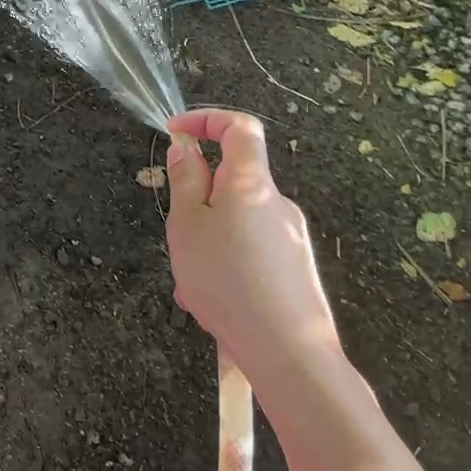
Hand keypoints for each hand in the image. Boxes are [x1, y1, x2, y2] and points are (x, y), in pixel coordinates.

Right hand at [165, 109, 340, 382]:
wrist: (288, 351)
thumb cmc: (226, 279)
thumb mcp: (188, 225)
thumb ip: (186, 181)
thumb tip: (187, 148)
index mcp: (251, 183)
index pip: (240, 127)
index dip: (206, 119)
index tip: (175, 132)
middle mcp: (278, 204)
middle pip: (234, 181)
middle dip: (198, 199)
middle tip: (176, 235)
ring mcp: (291, 238)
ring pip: (236, 222)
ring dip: (208, 240)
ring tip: (190, 283)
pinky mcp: (295, 268)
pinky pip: (250, 251)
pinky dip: (225, 263)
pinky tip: (210, 301)